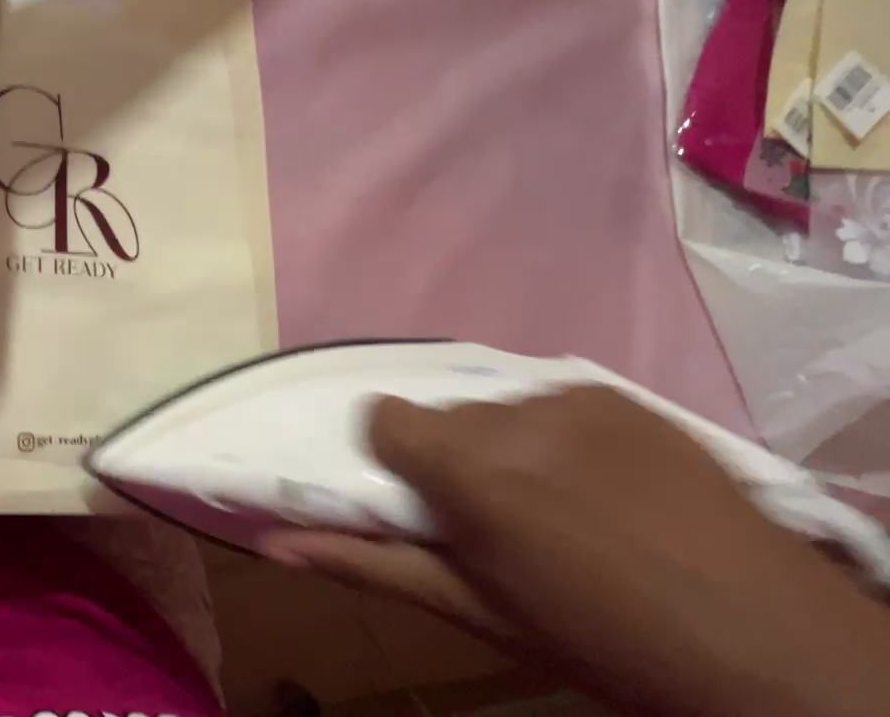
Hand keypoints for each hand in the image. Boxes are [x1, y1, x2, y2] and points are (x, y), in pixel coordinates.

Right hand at [258, 386, 889, 716]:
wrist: (778, 656)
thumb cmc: (601, 642)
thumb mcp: (477, 611)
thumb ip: (369, 564)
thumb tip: (272, 543)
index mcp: (469, 469)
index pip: (382, 415)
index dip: (397, 460)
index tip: (430, 503)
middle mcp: (514, 415)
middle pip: (443, 413)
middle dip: (454, 455)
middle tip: (500, 515)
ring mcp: (576, 398)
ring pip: (497, 406)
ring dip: (506, 443)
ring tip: (561, 501)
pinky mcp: (624, 395)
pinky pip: (553, 400)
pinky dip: (558, 433)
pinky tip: (605, 481)